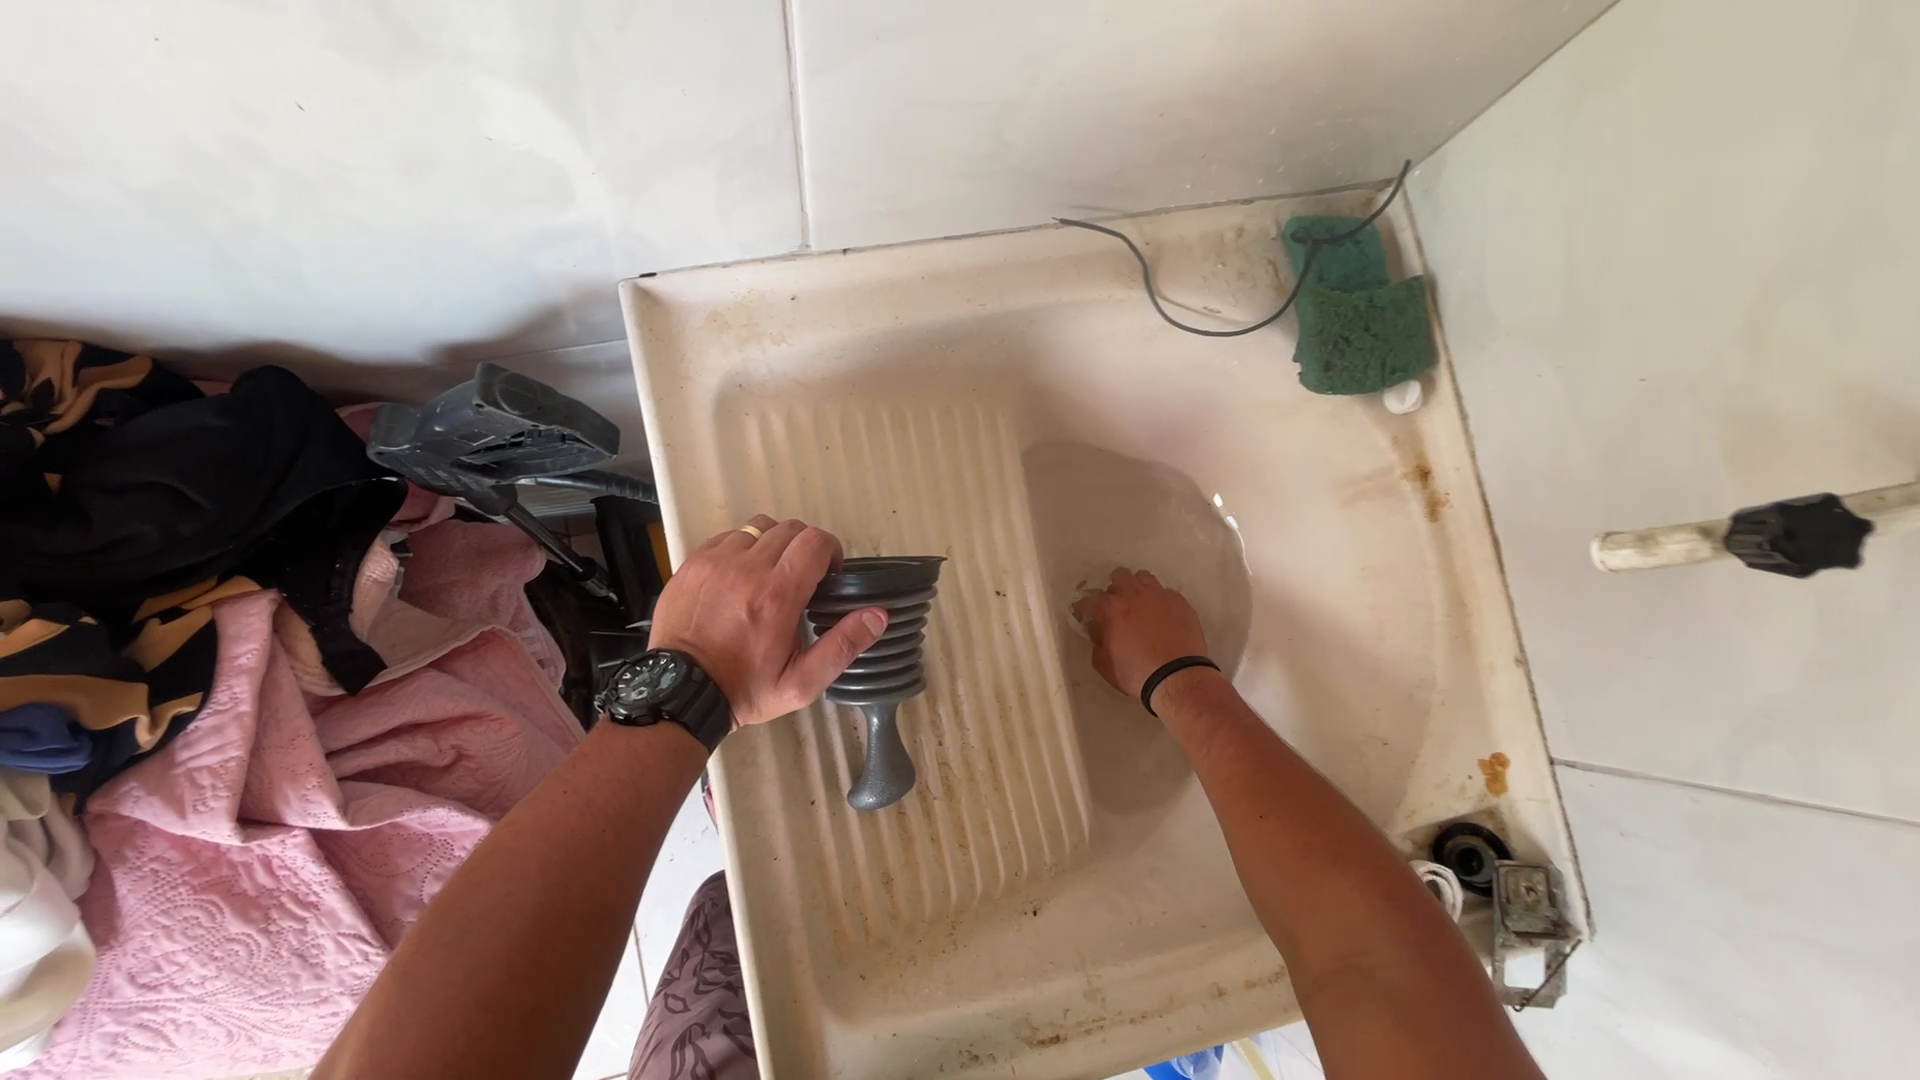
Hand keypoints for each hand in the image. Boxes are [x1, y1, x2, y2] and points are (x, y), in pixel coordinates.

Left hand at [648, 515, 887, 727]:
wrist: (680, 693)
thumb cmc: (745, 690)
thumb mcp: (802, 683)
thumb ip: (842, 646)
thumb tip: (878, 615)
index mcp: (777, 595)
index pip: (816, 542)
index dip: (831, 552)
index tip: (828, 575)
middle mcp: (746, 568)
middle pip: (790, 529)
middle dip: (805, 548)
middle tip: (803, 578)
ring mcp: (715, 562)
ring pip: (758, 528)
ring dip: (773, 545)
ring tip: (770, 575)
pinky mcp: (692, 563)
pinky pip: (727, 537)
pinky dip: (742, 549)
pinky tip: (740, 577)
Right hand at [1070, 568, 1210, 700]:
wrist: (1177, 677)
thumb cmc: (1136, 673)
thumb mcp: (1103, 663)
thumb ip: (1096, 640)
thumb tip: (1097, 628)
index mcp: (1112, 609)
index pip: (1089, 599)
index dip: (1084, 607)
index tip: (1083, 614)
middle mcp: (1135, 595)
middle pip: (1119, 576)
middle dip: (1113, 589)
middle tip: (1115, 606)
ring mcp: (1160, 596)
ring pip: (1144, 579)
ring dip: (1137, 588)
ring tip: (1139, 605)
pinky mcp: (1181, 603)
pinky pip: (1166, 593)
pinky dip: (1159, 602)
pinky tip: (1162, 617)